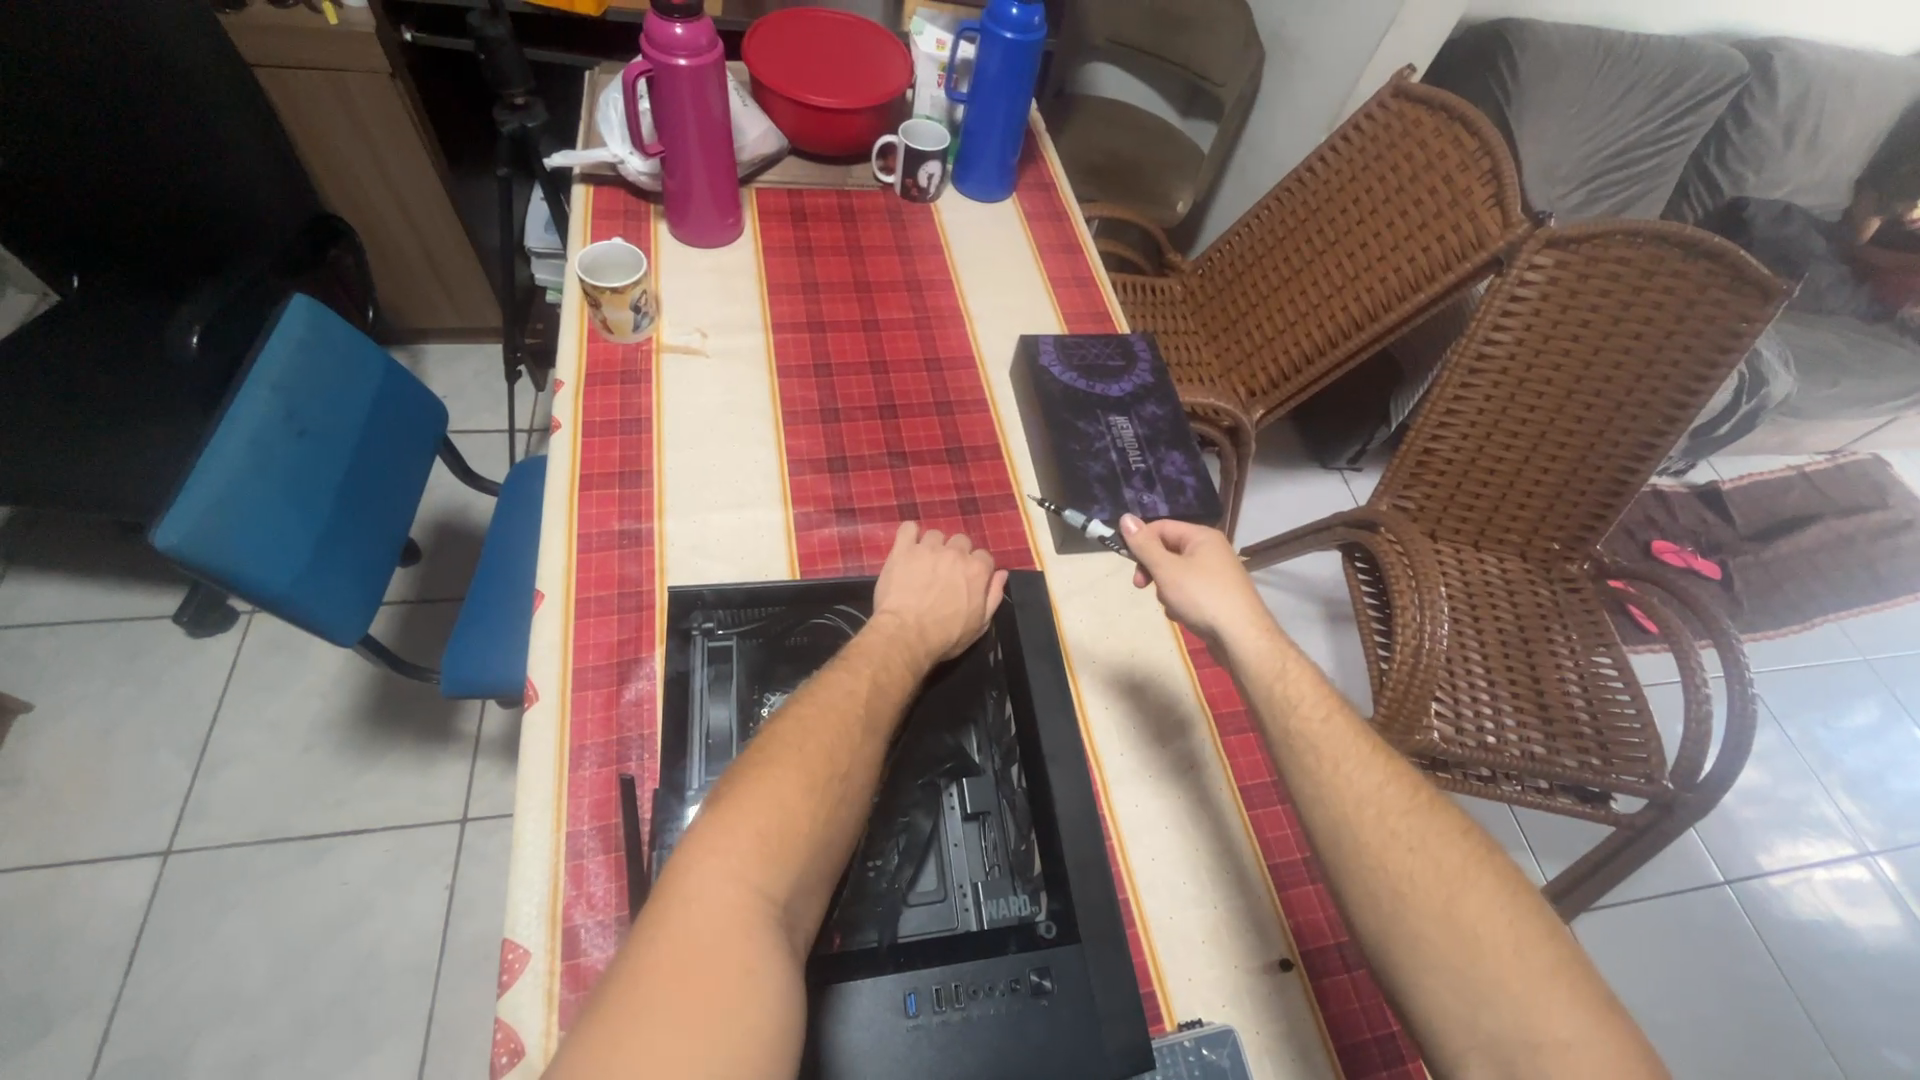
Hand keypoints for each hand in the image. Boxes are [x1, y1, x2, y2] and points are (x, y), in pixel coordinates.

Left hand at [872, 522, 1008, 664]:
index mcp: (977, 569)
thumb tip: (1002, 574)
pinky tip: (908, 547)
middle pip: (961, 541)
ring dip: (933, 546)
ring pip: (935, 535)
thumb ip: (994, 595)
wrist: (907, 635)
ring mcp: (928, 548)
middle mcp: (955, 553)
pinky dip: (910, 534)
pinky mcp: (903, 550)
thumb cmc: (946, 636)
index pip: (984, 556)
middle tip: (944, 573)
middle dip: (956, 554)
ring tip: (924, 564)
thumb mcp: (980, 624)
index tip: (967, 581)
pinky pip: (908, 528)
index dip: (976, 568)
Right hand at [1121, 515, 1271, 644]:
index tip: (1129, 564)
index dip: (1142, 542)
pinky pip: (1188, 591)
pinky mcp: (1217, 596)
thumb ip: (1144, 545)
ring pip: (1176, 574)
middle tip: (1141, 586)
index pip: (1161, 527)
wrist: (1241, 637)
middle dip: (1153, 570)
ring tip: (1172, 605)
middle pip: (1168, 551)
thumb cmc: (1202, 597)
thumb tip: (1125, 518)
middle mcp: (1211, 550)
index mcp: (1202, 536)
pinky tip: (1183, 615)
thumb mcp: (1166, 569)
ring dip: (1166, 589)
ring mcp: (1216, 574)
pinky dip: (1180, 602)